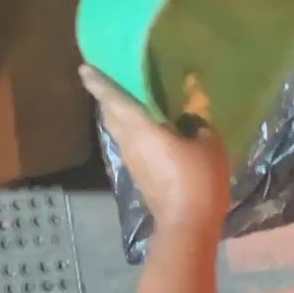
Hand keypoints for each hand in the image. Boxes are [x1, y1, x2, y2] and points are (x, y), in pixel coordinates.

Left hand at [80, 65, 231, 236]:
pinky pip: (130, 143)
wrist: (187, 223)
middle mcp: (129, 142)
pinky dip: (133, 130)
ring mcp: (132, 160)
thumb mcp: (209, 145)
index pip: (114, 100)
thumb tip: (191, 120)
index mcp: (141, 128)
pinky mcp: (140, 174)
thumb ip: (199, 126)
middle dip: (108, 97)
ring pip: (119, 130)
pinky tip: (150, 127)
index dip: (99, 83)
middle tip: (112, 80)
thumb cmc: (197, 179)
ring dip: (120, 114)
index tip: (85, 69)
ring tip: (132, 100)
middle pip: (111, 115)